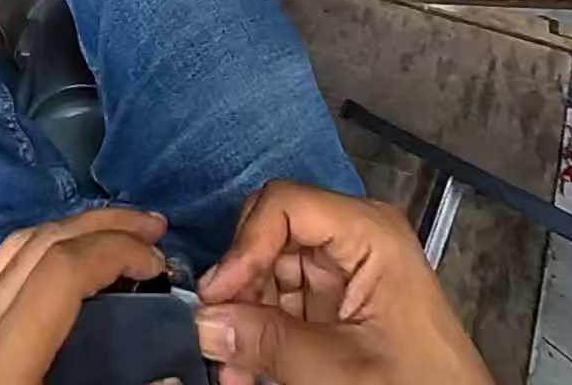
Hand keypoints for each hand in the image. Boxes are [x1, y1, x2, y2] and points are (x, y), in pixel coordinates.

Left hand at [0, 208, 168, 384]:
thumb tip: (173, 378)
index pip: (56, 277)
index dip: (114, 252)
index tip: (158, 263)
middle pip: (35, 246)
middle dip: (102, 224)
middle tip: (153, 227)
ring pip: (11, 250)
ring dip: (73, 229)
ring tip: (119, 232)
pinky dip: (41, 251)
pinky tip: (67, 263)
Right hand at [196, 180, 495, 384]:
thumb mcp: (340, 373)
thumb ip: (269, 343)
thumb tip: (204, 322)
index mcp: (367, 230)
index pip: (286, 204)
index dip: (246, 243)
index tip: (217, 294)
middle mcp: (353, 233)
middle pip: (274, 230)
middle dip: (242, 280)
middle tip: (217, 328)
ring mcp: (343, 264)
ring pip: (271, 265)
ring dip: (245, 312)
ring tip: (230, 367)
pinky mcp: (335, 296)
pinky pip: (283, 296)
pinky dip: (261, 327)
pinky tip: (246, 368)